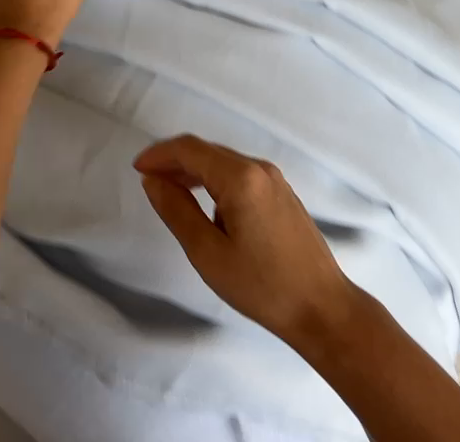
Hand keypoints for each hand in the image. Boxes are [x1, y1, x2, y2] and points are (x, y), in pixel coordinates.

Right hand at [135, 135, 361, 351]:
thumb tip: (153, 180)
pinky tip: (206, 207)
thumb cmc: (261, 285)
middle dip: (174, 161)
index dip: (159, 154)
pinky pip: (240, 175)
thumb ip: (176, 210)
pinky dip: (215, 181)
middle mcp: (259, 169)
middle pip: (207, 152)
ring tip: (171, 193)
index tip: (137, 169)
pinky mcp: (283, 195)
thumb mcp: (208, 253)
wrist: (323, 310)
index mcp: (240, 178)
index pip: (190, 149)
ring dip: (194, 171)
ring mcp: (275, 181)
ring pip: (224, 162)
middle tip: (149, 182)